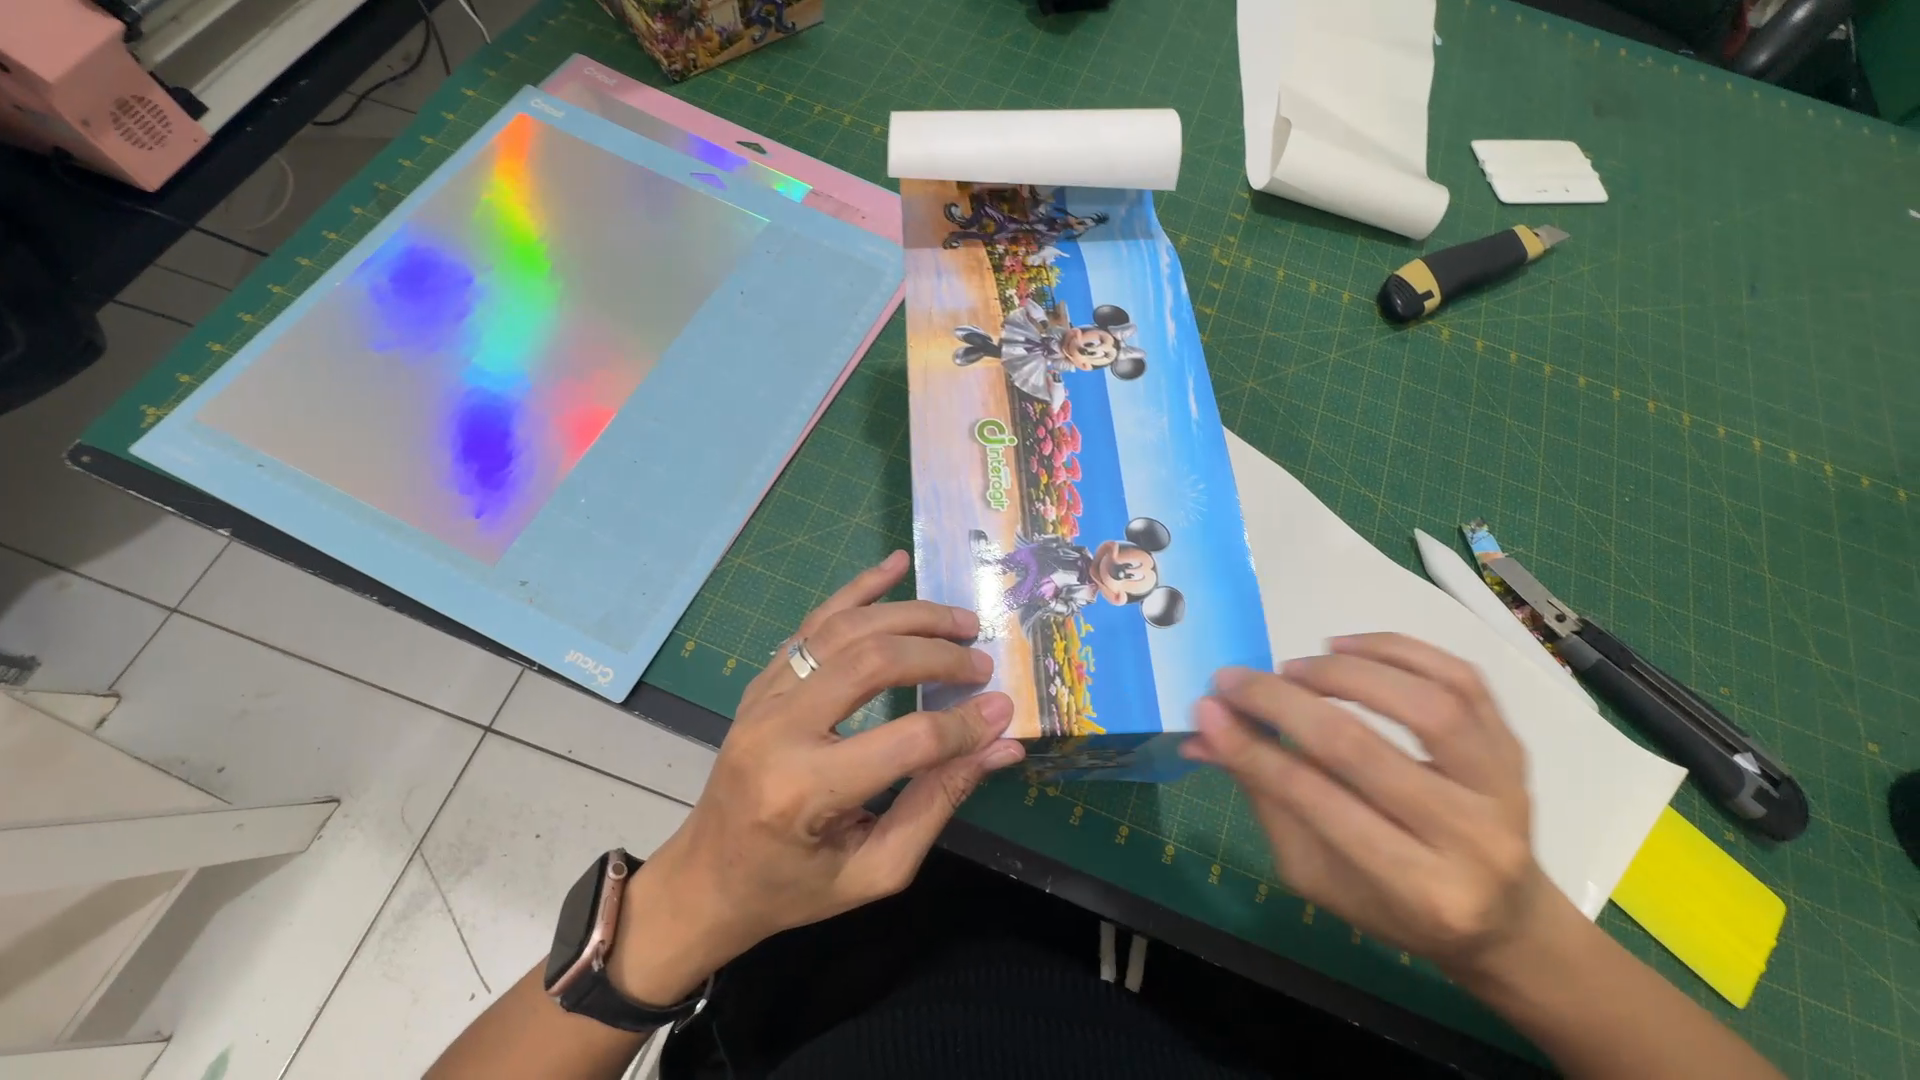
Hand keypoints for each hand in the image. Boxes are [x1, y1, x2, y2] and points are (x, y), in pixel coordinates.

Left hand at [607, 551, 1024, 1003]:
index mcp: (805, 790)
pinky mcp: (761, 683)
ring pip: (842, 629)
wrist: (707, 880)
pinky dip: (857, 591)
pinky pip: (812, 625)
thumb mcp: (875, 869)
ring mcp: (762, 698)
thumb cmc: (793, 889)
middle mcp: (778, 731)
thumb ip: (939, 801)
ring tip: (959, 621)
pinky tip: (894, 566)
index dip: (964, 725)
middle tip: (982, 663)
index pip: (908, 740)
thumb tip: (1001, 743)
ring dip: (908, 615)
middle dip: (938, 655)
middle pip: (871, 662)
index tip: (1002, 711)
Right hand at [1183, 633, 1555, 979]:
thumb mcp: (1315, 871)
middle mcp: (1470, 839)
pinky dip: (1399, 651)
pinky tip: (1347, 647)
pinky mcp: (1515, 750)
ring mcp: (1503, 789)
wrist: (1503, 920)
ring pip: (1425, 705)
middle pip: (1362, 749)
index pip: (1317, 801)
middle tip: (1235, 679)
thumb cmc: (1393, 905)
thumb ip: (1264, 798)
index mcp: (1415, 888)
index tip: (1206, 709)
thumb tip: (1204, 735)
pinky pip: (1463, 679)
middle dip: (1283, 704)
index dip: (1253, 750)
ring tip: (1296, 667)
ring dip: (1346, 674)